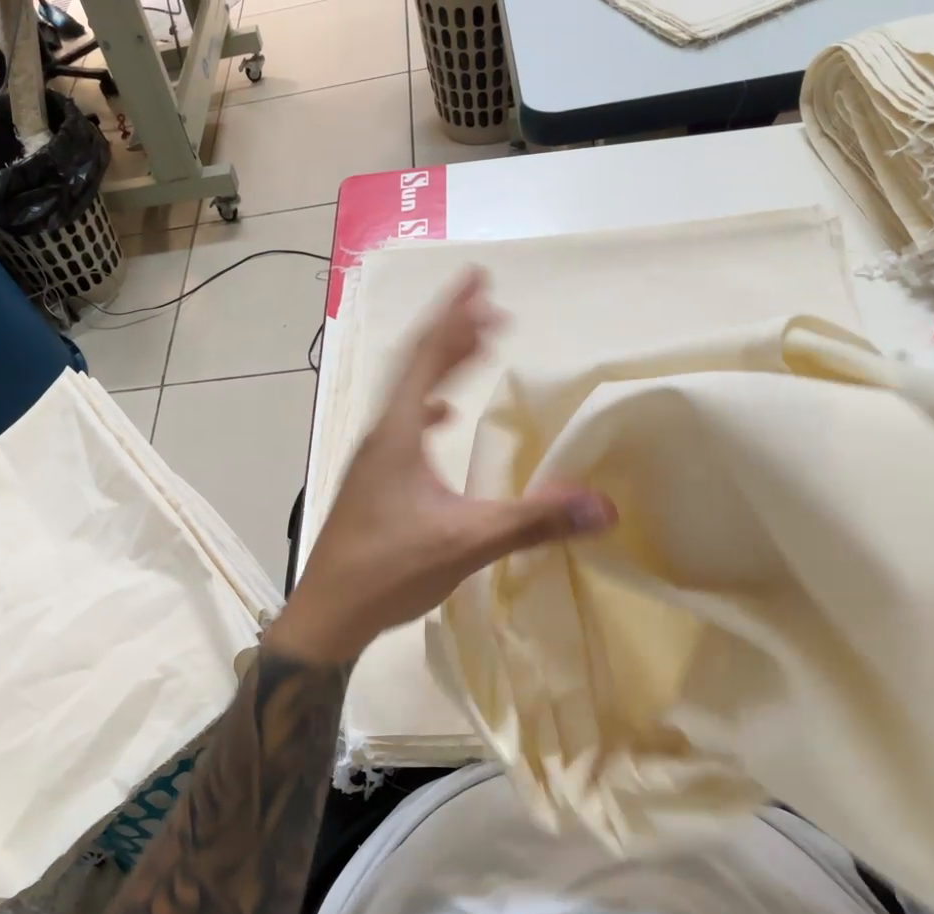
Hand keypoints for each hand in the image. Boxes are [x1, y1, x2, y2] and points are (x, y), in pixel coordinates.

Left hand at [266, 268, 617, 665]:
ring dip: (440, 367)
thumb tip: (605, 506)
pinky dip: (427, 407)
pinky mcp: (372, 485)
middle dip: (452, 332)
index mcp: (397, 435)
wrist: (328, 613)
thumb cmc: (388, 572)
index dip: (454, 316)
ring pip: (407, 396)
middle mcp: (380, 437)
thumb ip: (534, 522)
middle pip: (414, 367)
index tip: (479, 280)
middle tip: (489, 305)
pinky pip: (403, 428)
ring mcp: (371, 462)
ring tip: (474, 348)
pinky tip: (441, 418)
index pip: (425, 357)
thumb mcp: (466, 544)